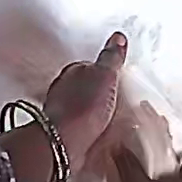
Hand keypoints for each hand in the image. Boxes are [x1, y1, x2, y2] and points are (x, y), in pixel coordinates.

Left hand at [43, 32, 127, 166]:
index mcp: (73, 72)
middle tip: (117, 95)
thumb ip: (111, 58)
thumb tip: (118, 38)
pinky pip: (82, 125)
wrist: (65, 143)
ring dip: (95, 110)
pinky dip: (92, 126)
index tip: (116, 71)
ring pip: (81, 106)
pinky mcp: (67, 132)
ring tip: (113, 116)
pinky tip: (102, 131)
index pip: (90, 64)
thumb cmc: (81, 108)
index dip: (105, 69)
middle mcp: (64, 90)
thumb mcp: (104, 76)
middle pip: (85, 85)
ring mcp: (64, 112)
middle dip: (100, 90)